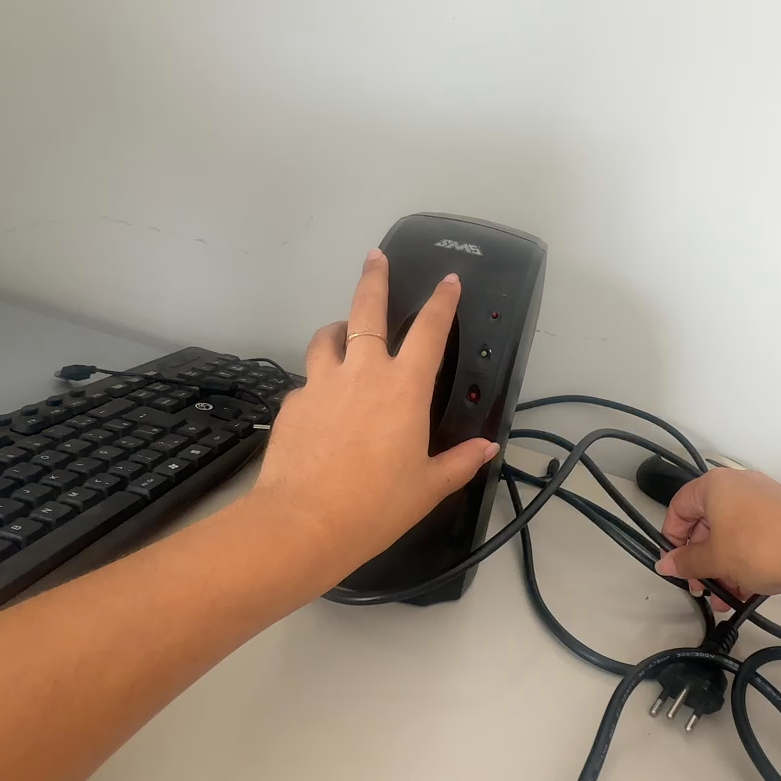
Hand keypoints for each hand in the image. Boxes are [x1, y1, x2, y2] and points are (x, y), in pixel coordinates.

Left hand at [243, 249, 498, 578]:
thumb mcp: (427, 488)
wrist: (301, 524)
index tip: (448, 280)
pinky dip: (319, 382)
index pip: (430, 331)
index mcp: (403, 388)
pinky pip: (309, 381)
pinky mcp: (293, 402)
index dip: (442, 301)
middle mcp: (362, 373)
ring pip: (327, 336)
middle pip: (366, 309)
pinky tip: (322, 405)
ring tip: (340, 332)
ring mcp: (322, 383)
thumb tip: (487, 447)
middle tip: (375, 257)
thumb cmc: (374, 506)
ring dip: (337, 328)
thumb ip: (460, 462)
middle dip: (374, 278)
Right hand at [654, 469, 780, 603]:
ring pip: (732, 533)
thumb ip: (687, 562)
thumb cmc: (759, 546)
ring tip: (727, 598)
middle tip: (702, 587)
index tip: (675, 565)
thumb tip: (665, 564)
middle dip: (701, 559)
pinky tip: (750, 590)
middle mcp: (738, 485)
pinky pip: (755, 537)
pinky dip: (746, 561)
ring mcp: (765, 499)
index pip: (679, 506)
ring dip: (724, 566)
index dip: (672, 537)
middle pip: (707, 522)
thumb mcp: (715, 559)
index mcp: (714, 485)